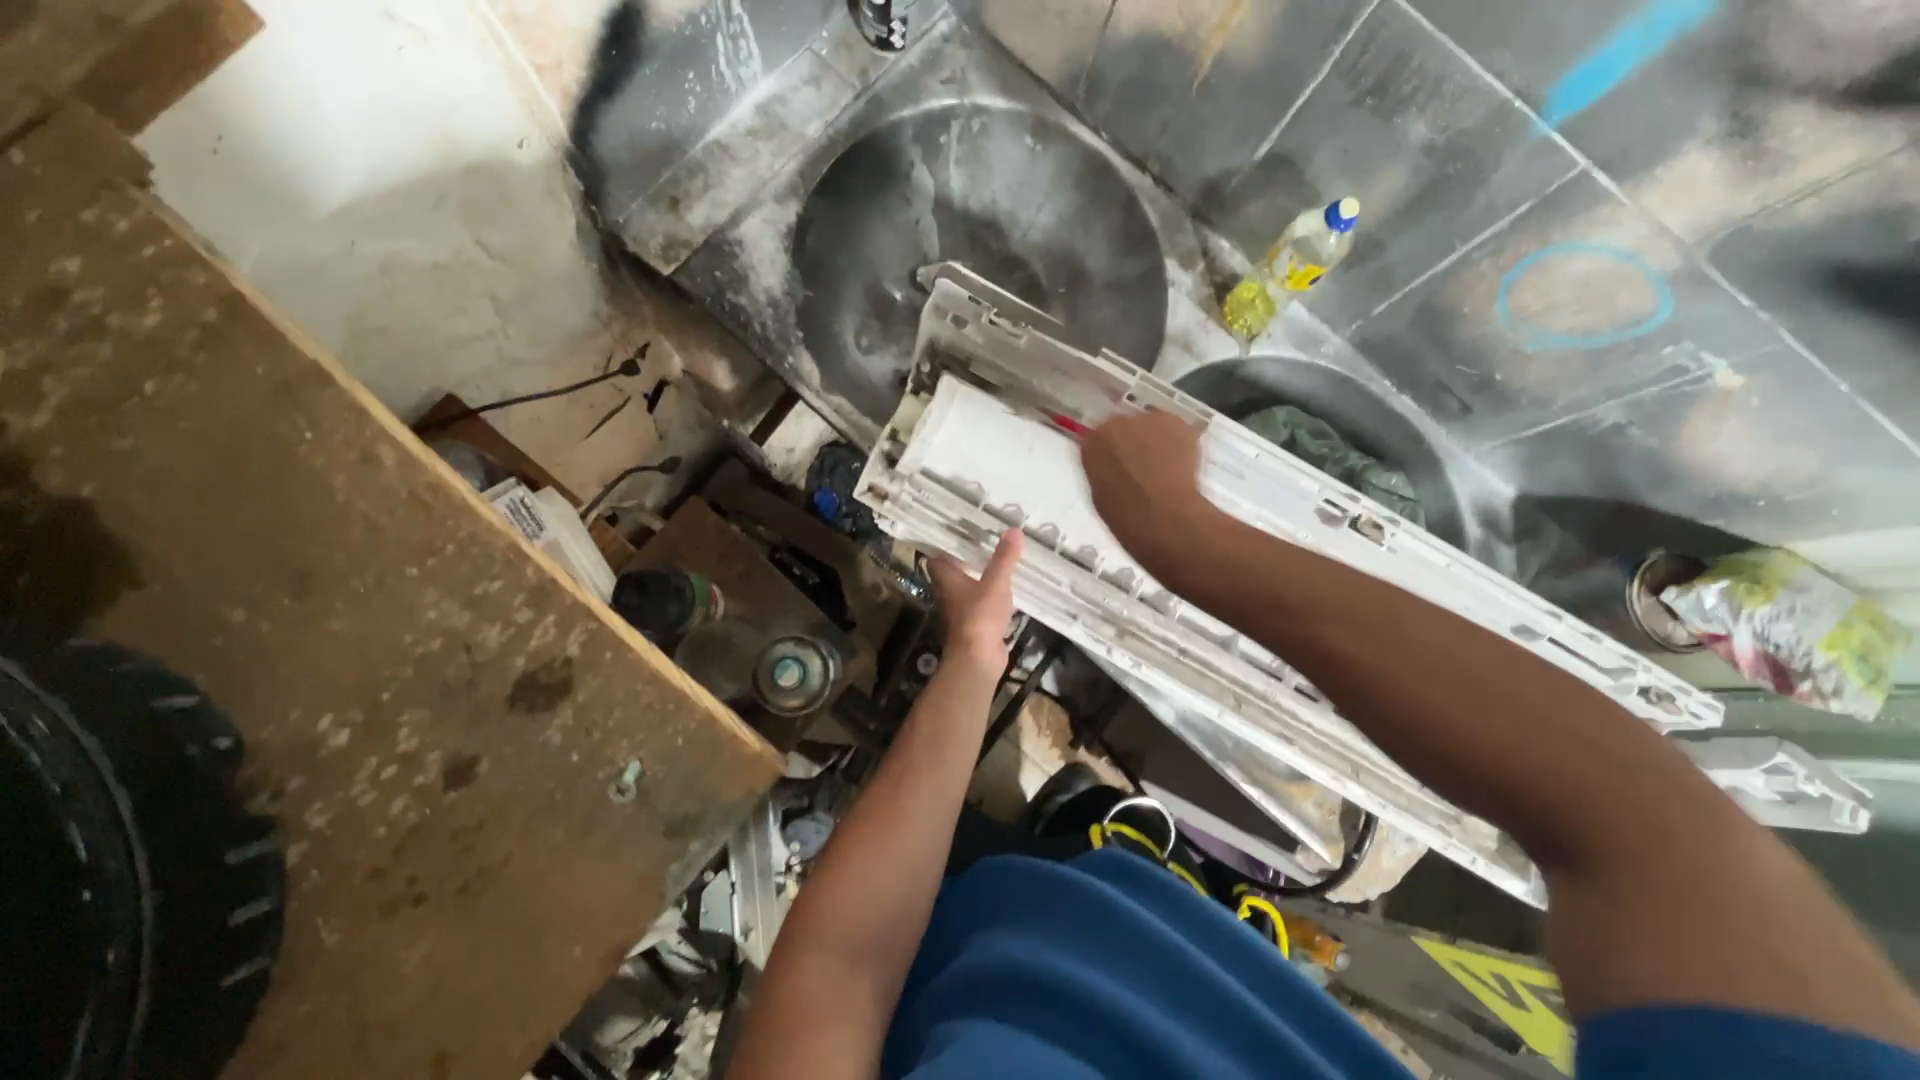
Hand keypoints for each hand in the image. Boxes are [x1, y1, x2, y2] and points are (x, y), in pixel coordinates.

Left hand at [927, 529, 1023, 666]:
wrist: (977, 658)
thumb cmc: (979, 616)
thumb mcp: (996, 582)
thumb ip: (1005, 558)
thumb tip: (1014, 529)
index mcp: (946, 579)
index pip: (936, 557)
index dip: (946, 545)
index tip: (963, 532)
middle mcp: (948, 593)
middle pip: (954, 572)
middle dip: (969, 559)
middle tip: (988, 543)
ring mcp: (961, 611)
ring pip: (969, 588)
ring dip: (982, 578)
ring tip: (1001, 562)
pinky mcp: (975, 624)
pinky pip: (982, 604)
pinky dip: (992, 597)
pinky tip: (1008, 590)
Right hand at [1079, 410, 1212, 569]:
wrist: (1158, 512)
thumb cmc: (1123, 513)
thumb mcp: (1100, 492)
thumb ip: (1106, 470)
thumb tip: (1116, 468)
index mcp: (1092, 442)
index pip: (1102, 439)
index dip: (1116, 451)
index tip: (1124, 464)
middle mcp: (1116, 423)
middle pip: (1127, 426)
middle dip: (1136, 441)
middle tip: (1147, 464)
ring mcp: (1147, 419)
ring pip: (1154, 426)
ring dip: (1158, 440)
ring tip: (1168, 465)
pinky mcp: (1175, 422)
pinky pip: (1178, 430)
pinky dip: (1181, 443)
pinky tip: (1184, 463)